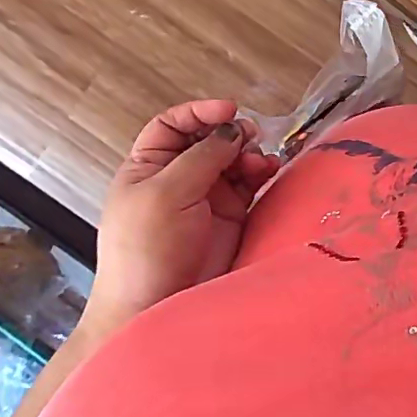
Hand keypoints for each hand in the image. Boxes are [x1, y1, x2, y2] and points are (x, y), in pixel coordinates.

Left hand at [86, 100, 280, 336]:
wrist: (157, 306)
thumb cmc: (147, 250)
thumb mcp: (166, 193)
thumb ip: (202, 156)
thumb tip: (232, 129)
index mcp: (148, 167)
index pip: (173, 126)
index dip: (200, 113)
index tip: (230, 110)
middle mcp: (178, 178)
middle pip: (210, 141)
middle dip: (231, 135)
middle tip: (251, 137)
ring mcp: (207, 198)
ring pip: (234, 161)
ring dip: (250, 155)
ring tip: (261, 163)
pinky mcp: (232, 217)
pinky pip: (250, 185)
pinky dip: (261, 175)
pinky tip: (270, 172)